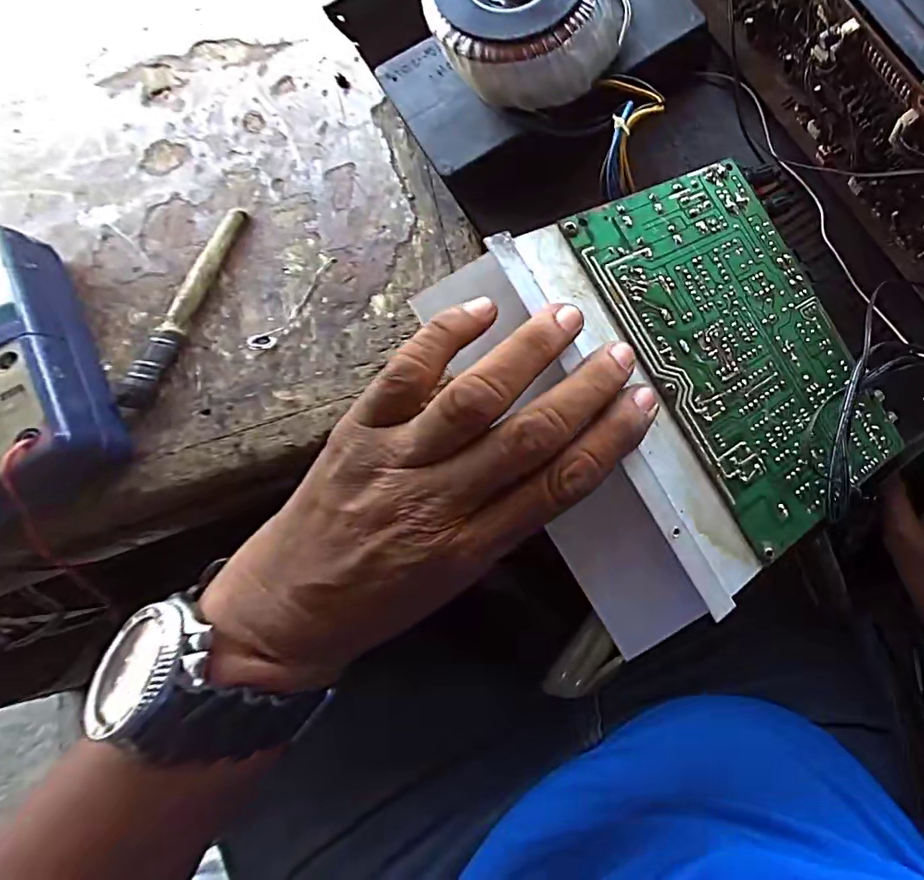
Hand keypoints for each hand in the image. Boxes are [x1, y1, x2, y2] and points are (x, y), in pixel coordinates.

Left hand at [197, 297, 659, 692]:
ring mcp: (394, 459)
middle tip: (618, 354)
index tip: (641, 404)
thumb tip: (572, 447)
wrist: (283, 613)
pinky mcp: (356, 431)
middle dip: (581, 392)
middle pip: (526, 437)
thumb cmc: (389, 596)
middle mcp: (440, 499)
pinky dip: (444, 338)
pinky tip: (483, 311)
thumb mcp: (467, 572)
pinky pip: (402, 378)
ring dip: (524, 355)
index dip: (608, 440)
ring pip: (471, 401)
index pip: (560, 483)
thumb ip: (518, 513)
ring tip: (565, 318)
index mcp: (476, 541)